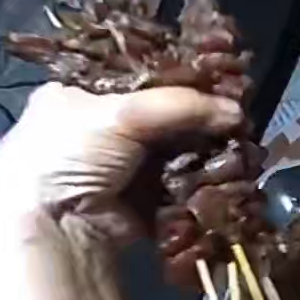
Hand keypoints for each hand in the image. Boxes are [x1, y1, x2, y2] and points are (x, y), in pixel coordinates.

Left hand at [0, 83, 242, 243]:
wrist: (56, 225)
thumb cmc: (69, 154)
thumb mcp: (121, 113)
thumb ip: (182, 106)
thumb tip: (238, 112)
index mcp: (83, 92)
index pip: (143, 74)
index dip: (181, 76)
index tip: (221, 79)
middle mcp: (107, 125)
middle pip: (171, 112)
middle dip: (205, 115)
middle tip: (239, 114)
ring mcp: (132, 163)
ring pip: (185, 146)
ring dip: (213, 146)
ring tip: (242, 143)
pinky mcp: (153, 193)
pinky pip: (191, 177)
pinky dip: (210, 174)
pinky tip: (233, 167)